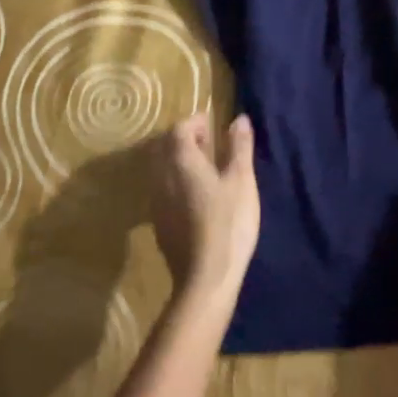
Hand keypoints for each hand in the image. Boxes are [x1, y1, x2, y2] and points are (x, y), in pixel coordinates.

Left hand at [151, 112, 259, 305]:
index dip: (196, 123)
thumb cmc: (228, 222)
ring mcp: (156, 201)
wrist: (205, 277)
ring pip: (161, 169)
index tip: (213, 126)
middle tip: (208, 144)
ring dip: (178, 161)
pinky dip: (175, 182)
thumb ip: (239, 147)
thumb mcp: (241, 180)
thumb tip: (239, 119)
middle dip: (184, 139)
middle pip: (165, 146)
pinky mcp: (158, 223)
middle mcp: (161, 176)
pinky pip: (162, 190)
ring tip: (203, 169)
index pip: (180, 128)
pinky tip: (194, 197)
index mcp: (181, 160)